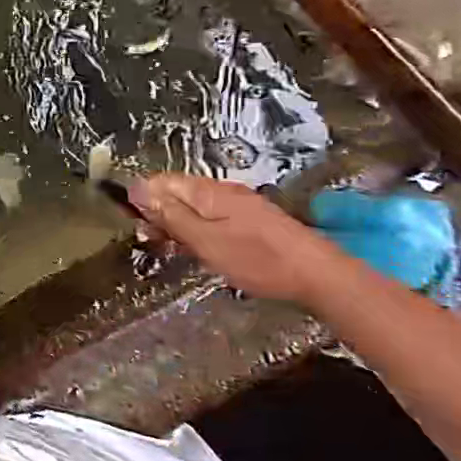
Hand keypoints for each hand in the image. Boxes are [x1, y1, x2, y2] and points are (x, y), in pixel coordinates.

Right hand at [128, 173, 348, 303]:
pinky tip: (209, 251)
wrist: (324, 278)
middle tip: (160, 244)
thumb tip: (136, 190)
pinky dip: (203, 231)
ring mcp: (240, 204)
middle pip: (175, 193)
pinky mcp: (254, 220)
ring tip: (184, 251)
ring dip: (181, 226)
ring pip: (194, 207)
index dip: (142, 200)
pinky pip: (214, 218)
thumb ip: (169, 214)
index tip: (142, 227)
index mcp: (204, 191)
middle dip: (161, 215)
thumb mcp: (203, 240)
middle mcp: (220, 190)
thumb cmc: (257, 260)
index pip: (157, 181)